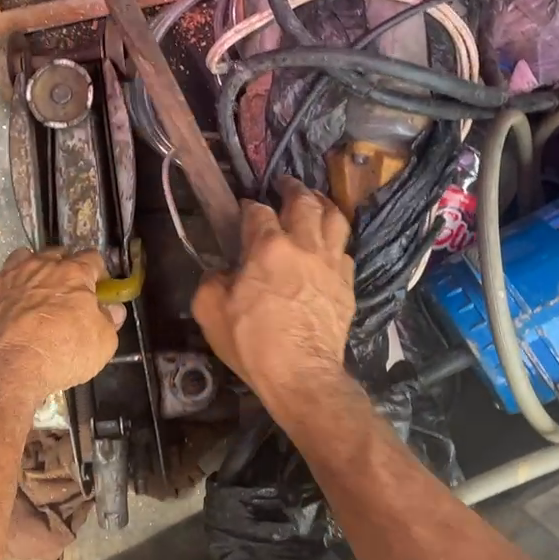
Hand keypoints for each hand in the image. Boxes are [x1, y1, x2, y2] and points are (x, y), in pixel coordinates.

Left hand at [0, 248, 121, 404]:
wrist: (7, 368)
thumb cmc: (61, 353)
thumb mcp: (102, 343)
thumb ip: (109, 321)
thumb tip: (113, 310)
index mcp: (73, 274)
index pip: (92, 258)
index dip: (98, 272)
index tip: (99, 288)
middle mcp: (40, 267)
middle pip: (55, 253)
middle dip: (64, 267)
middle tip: (67, 292)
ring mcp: (8, 276)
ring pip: (20, 256)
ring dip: (29, 267)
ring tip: (32, 288)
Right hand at [191, 178, 355, 404]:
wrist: (302, 375)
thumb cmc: (252, 342)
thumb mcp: (210, 310)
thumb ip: (212, 280)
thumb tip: (223, 272)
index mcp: (268, 247)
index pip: (258, 211)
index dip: (250, 206)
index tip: (245, 209)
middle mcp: (304, 246)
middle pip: (304, 202)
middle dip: (293, 188)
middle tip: (285, 184)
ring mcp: (331, 264)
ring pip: (335, 218)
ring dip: (323, 204)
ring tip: (315, 201)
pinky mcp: (347, 285)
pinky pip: (345, 251)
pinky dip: (336, 241)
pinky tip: (328, 246)